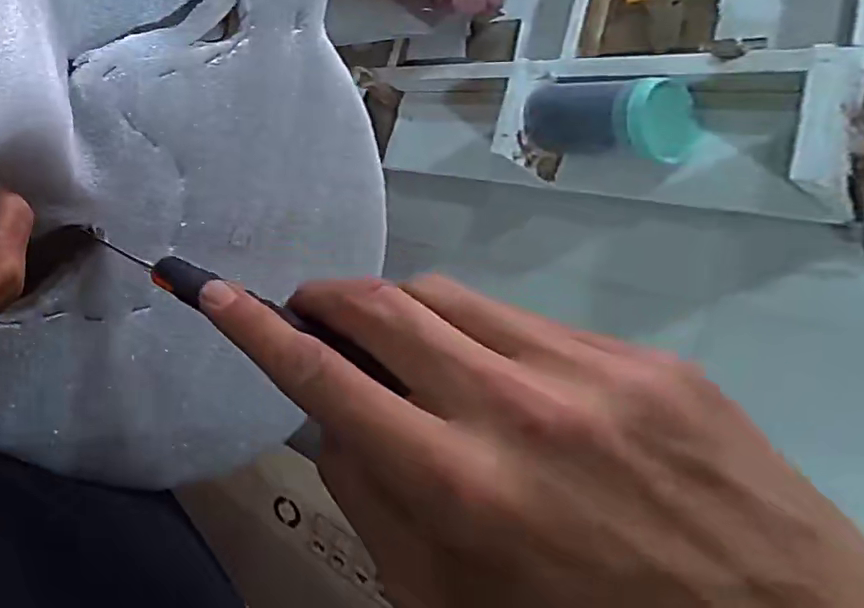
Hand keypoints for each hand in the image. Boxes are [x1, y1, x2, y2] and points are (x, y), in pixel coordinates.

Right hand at [203, 275, 863, 607]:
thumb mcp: (453, 607)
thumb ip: (371, 499)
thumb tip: (328, 412)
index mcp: (463, 490)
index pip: (320, 378)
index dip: (253, 326)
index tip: (211, 288)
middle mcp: (518, 413)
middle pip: (375, 304)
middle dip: (321, 297)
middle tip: (311, 316)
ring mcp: (593, 376)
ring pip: (440, 294)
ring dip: (399, 314)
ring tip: (416, 357)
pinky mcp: (652, 362)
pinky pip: (521, 321)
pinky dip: (483, 340)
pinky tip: (518, 390)